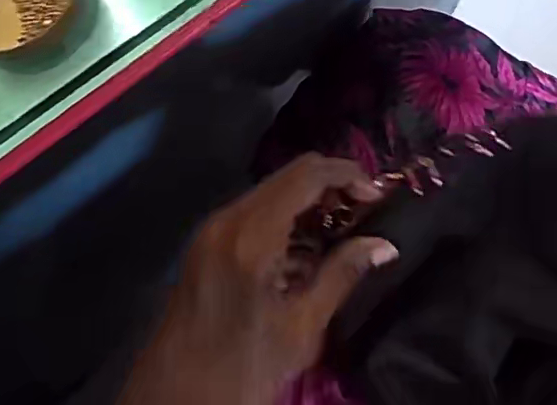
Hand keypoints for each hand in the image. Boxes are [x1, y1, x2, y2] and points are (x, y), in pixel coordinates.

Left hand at [118, 154, 397, 404]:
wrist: (171, 398)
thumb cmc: (240, 371)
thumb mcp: (300, 329)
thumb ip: (342, 275)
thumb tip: (385, 245)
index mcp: (253, 234)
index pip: (307, 175)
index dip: (346, 174)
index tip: (376, 194)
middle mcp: (230, 215)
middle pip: (291, 174)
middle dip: (332, 184)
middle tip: (364, 211)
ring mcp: (215, 223)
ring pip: (274, 188)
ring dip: (310, 198)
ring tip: (342, 227)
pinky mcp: (209, 237)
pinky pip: (256, 207)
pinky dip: (286, 213)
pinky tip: (307, 242)